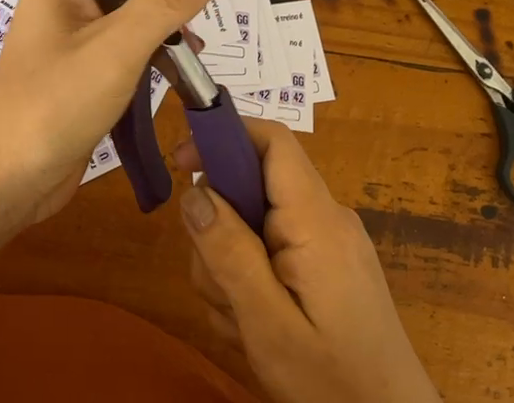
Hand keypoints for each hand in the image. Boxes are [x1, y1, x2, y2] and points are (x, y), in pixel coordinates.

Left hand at [0, 0, 229, 223]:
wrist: (8, 180)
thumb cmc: (54, 103)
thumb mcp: (117, 47)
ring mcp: (73, 33)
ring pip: (129, 3)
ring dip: (165, 12)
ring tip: (195, 39)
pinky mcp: (84, 67)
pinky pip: (126, 39)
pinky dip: (154, 44)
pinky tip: (181, 63)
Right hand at [175, 120, 438, 402]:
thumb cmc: (333, 382)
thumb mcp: (268, 324)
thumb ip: (229, 254)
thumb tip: (194, 192)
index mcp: (317, 221)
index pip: (272, 140)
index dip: (223, 135)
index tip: (180, 163)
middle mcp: (326, 221)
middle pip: (251, 187)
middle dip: (218, 227)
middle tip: (217, 285)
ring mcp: (328, 247)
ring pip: (253, 224)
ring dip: (229, 266)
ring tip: (240, 321)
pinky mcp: (326, 271)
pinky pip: (271, 252)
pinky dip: (249, 282)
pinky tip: (255, 327)